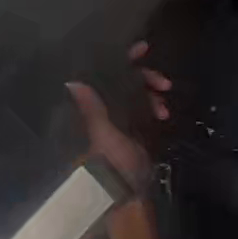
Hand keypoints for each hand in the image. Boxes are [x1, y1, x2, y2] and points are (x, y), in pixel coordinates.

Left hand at [66, 40, 171, 186]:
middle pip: (125, 79)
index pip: (105, 73)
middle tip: (164, 83)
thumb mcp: (103, 134)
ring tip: (164, 106)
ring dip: (153, 95)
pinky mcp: (134, 128)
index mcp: (93, 105)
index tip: (143, 48)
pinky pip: (145, 108)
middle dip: (145, 78)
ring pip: (138, 93)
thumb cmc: (111, 162)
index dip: (122, 58)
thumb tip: (73, 80)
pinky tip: (164, 115)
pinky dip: (155, 108)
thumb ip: (92, 109)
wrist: (125, 190)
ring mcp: (120, 117)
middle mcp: (105, 106)